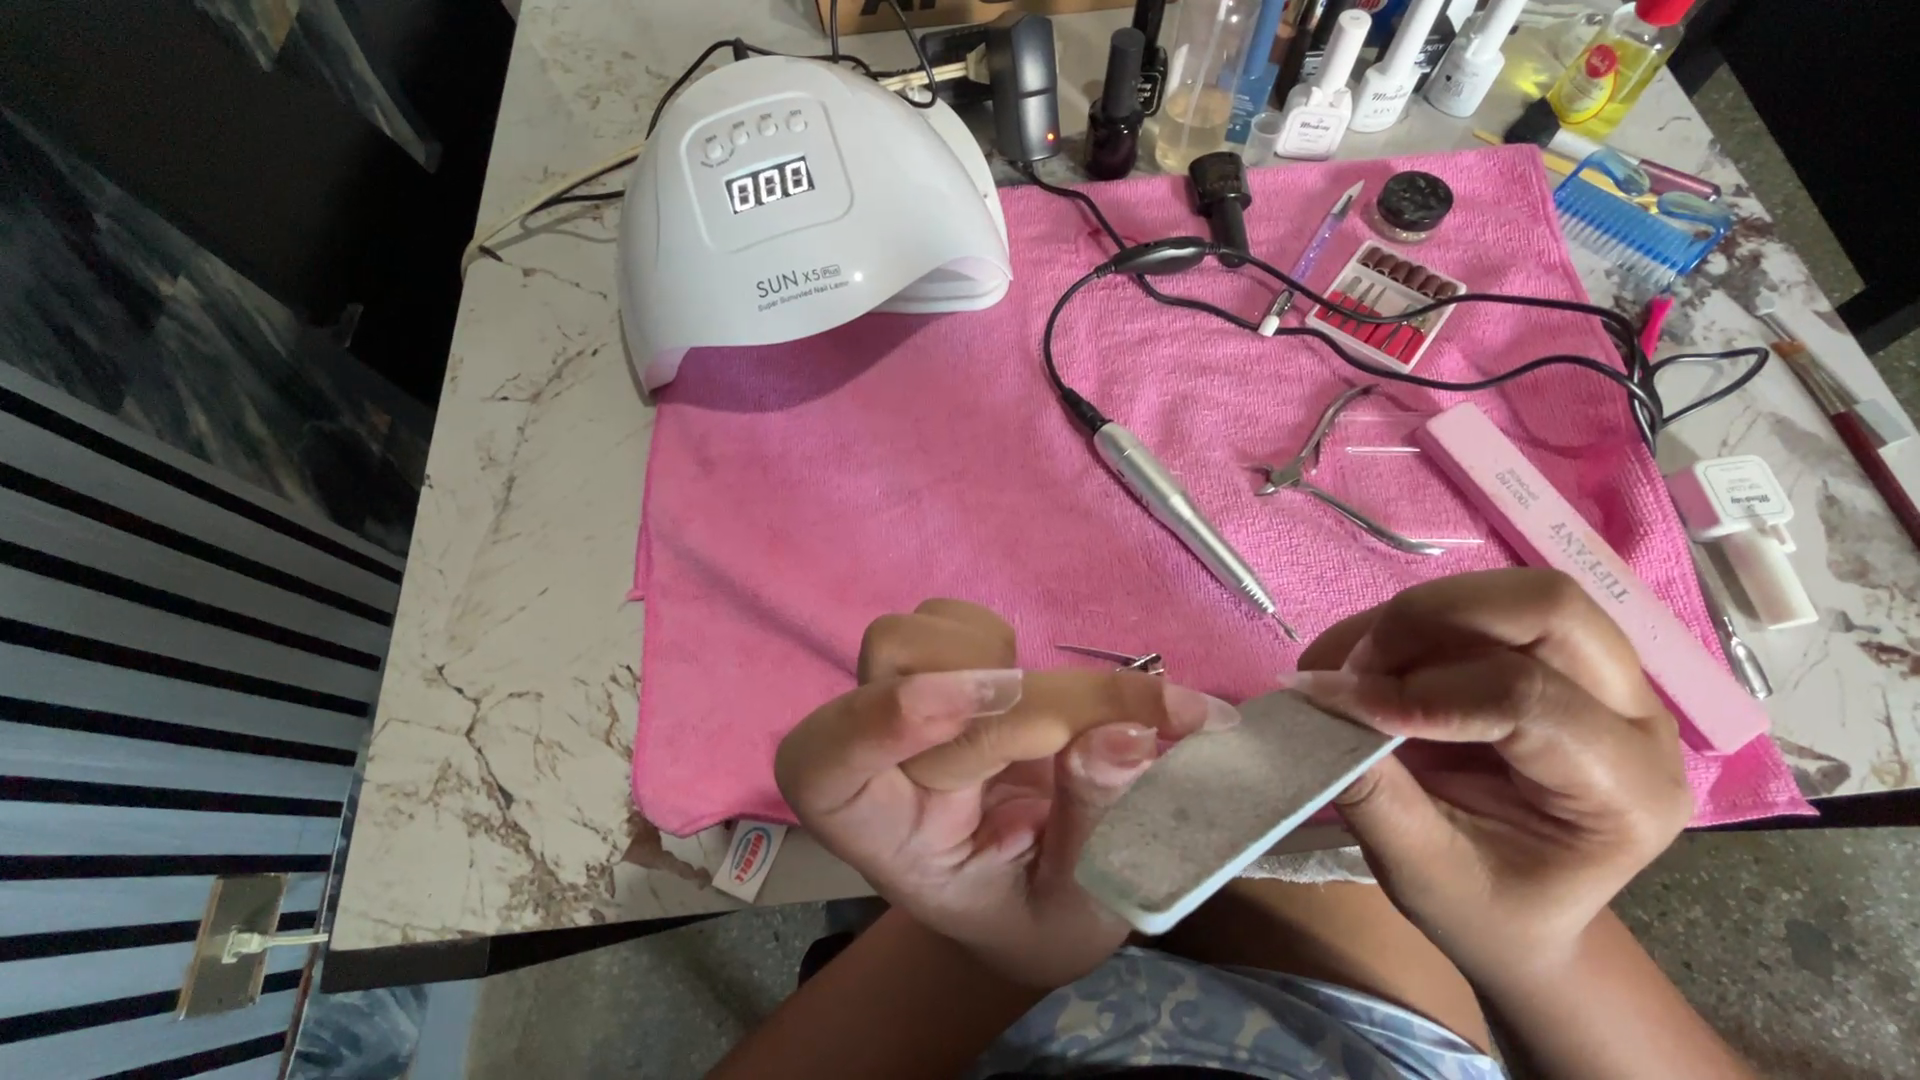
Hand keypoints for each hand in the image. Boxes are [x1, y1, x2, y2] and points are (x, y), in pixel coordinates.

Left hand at [776, 600, 1238, 986]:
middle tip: (1068, 735)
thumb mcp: (1079, 908)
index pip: (824, 768)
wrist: (1029, 898)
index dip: (875, 722)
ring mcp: (909, 708)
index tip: (968, 707)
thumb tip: (1125, 732)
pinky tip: (1027, 695)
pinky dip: (1001, 641)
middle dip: (987, 691)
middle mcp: (882, 760)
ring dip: (994, 660)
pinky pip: (955, 622)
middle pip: (885, 670)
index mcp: (884, 836)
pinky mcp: (945, 673)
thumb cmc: (1038, 918)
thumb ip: (1095, 827)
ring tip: (1047, 723)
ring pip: (918, 633)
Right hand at [1287, 569, 1693, 986]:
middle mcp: (1636, 718)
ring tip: (1356, 667)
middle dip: (1432, 619)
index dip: (1421, 691)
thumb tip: (1317, 704)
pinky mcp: (1557, 659)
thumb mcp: (1421, 871)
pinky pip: (1482, 605)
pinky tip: (1369, 663)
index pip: (1529, 701)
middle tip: (1358, 666)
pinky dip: (1410, 622)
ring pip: (1514, 594)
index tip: (1334, 703)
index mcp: (1625, 793)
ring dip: (1417, 616)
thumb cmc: (1483, 909)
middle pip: (1549, 609)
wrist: (1521, 914)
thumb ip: (1374, 791)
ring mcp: (1605, 679)